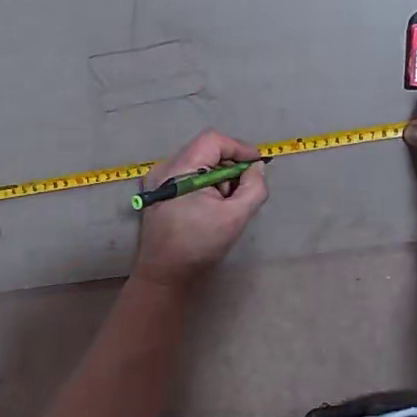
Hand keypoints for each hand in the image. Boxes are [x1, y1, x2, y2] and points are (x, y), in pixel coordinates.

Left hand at [133, 130, 267, 291]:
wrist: (164, 275)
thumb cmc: (198, 245)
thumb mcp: (234, 216)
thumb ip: (253, 188)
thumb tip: (256, 168)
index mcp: (179, 169)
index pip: (213, 141)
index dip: (238, 148)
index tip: (258, 165)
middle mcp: (165, 168)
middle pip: (206, 151)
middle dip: (229, 168)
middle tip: (242, 192)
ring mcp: (159, 180)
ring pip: (199, 164)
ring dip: (219, 179)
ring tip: (225, 205)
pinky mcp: (159, 192)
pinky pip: (189, 177)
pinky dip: (206, 186)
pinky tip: (210, 209)